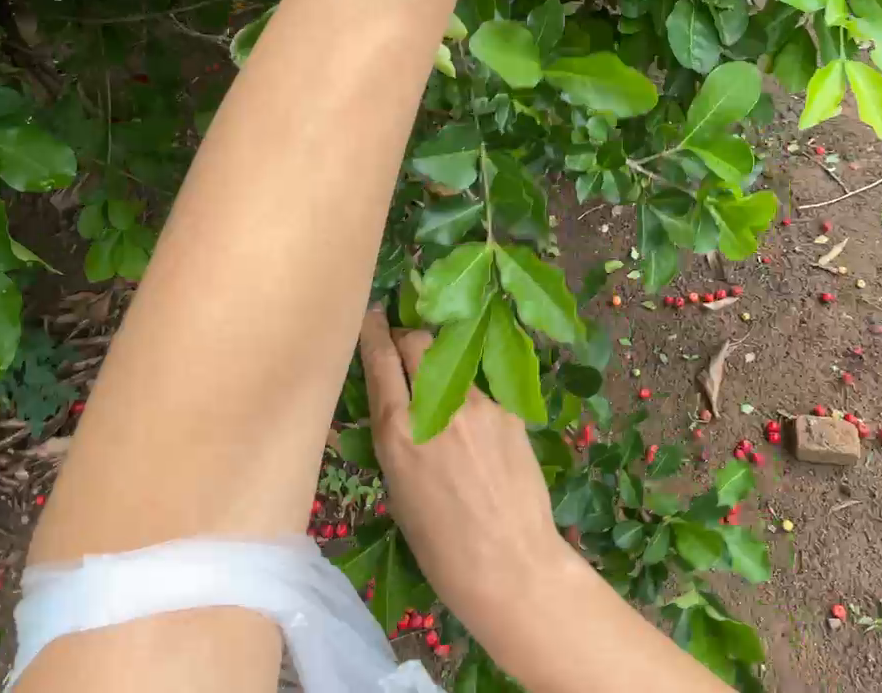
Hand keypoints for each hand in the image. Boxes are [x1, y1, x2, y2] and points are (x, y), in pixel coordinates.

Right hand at [357, 309, 577, 641]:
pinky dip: (471, 393)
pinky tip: (476, 419)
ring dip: (441, 363)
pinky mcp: (509, 410)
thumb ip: (396, 439)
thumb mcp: (399, 490)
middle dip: (407, 337)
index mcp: (398, 432)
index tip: (371, 316)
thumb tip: (394, 408)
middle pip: (417, 342)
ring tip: (441, 385)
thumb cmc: (441, 547)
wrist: (510, 565)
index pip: (381, 361)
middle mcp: (436, 407)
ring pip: (452, 361)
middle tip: (404, 344)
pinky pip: (482, 387)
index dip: (373, 332)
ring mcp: (478, 404)